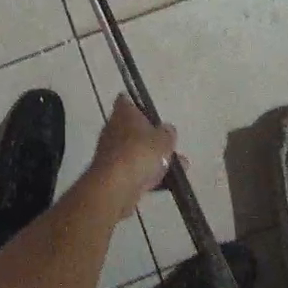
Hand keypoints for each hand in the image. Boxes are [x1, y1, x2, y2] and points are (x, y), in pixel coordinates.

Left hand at [83, 95, 177, 221]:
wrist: (116, 186)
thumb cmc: (140, 153)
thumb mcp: (163, 139)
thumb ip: (167, 133)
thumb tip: (167, 129)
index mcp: (122, 113)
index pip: (126, 101)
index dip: (137, 104)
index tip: (150, 113)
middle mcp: (113, 128)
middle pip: (133, 128)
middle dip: (151, 137)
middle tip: (169, 146)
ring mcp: (110, 152)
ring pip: (135, 151)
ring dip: (153, 158)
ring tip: (176, 167)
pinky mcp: (112, 174)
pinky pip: (133, 170)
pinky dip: (147, 174)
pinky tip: (165, 183)